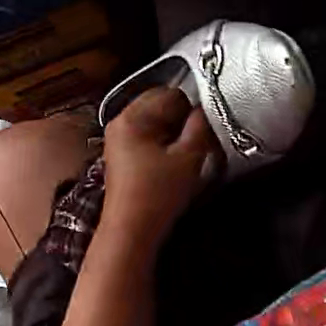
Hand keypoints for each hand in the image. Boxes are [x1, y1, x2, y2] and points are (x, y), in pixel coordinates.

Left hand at [100, 87, 221, 243]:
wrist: (131, 232)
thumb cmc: (158, 194)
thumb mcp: (189, 157)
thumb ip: (201, 126)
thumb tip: (207, 108)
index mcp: (132, 117)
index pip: (172, 93)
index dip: (192, 110)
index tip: (204, 132)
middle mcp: (119, 122)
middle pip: (161, 106)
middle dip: (181, 121)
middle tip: (196, 145)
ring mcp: (117, 140)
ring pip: (156, 123)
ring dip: (174, 135)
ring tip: (184, 159)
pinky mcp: (121, 156)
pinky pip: (148, 138)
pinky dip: (163, 147)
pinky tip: (171, 167)